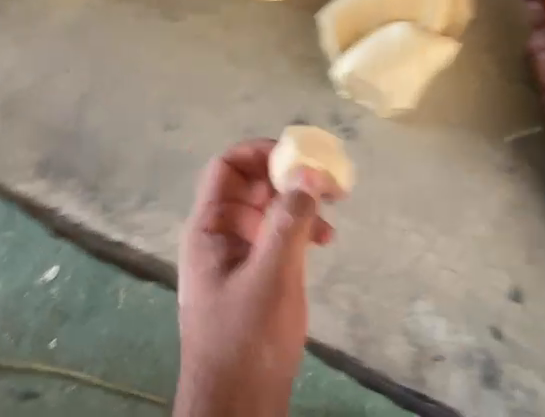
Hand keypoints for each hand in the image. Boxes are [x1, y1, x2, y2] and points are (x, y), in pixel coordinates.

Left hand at [175, 138, 341, 416]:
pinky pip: (280, 234)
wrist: (238, 406)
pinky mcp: (260, 275)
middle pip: (253, 184)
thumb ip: (289, 222)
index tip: (300, 155)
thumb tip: (309, 171)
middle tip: (330, 180)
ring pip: (271, 208)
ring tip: (335, 211)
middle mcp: (222, 235)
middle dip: (290, 175)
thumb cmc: (245, 339)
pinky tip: (326, 241)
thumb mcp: (270, 276)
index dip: (260, 152)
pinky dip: (303, 228)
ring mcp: (241, 256)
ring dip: (302, 201)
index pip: (228, 168)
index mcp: (210, 228)